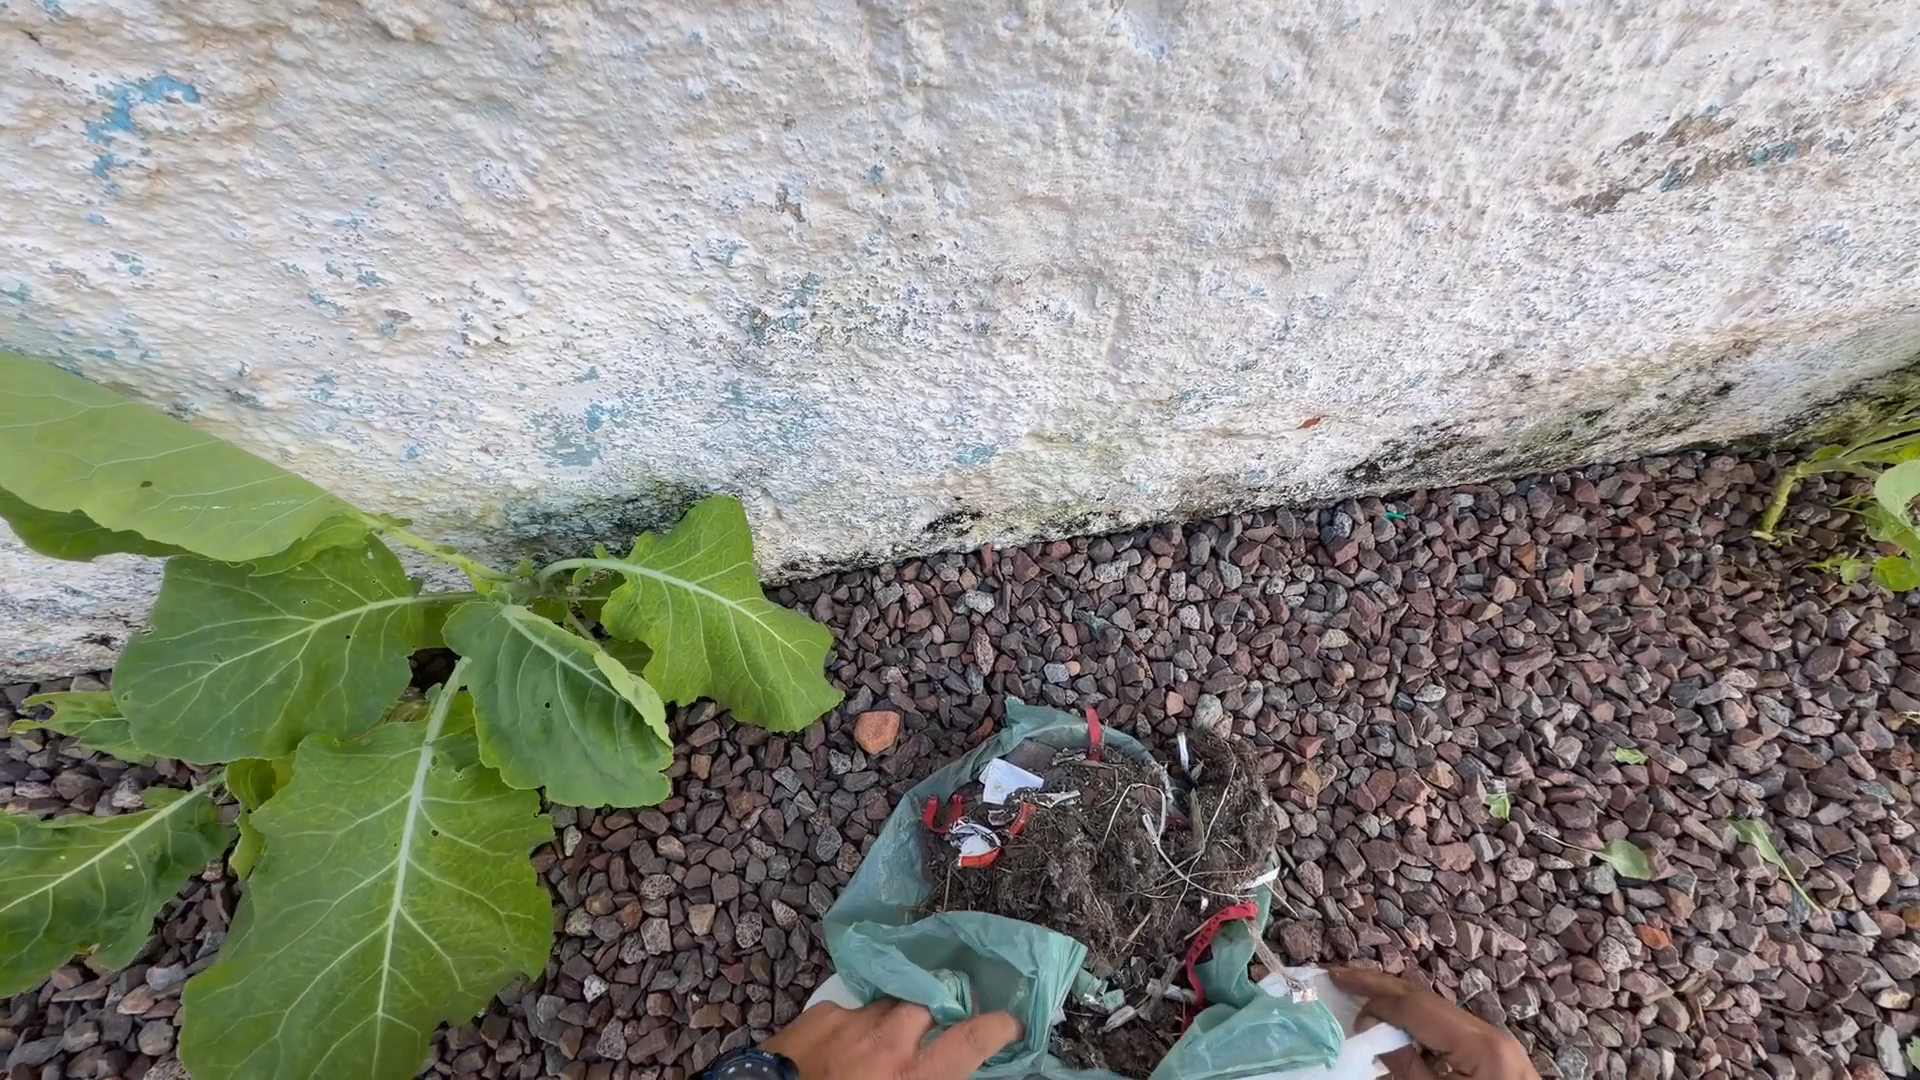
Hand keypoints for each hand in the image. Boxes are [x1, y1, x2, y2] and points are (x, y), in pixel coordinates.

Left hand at [763, 999, 1022, 1079]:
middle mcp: (888, 1040)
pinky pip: (851, 1010)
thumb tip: (942, 1071)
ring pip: (889, 1004)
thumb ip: (926, 1078)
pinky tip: (839, 1049)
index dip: (997, 1026)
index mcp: (910, 1076)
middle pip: (929, 1006)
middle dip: (934, 1015)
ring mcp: (853, 1019)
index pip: (969, 1041)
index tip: (1010, 1020)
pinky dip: (854, 1026)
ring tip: (878, 1046)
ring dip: (892, 1021)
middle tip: (929, 1034)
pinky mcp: (822, 1011)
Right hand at [1329, 968, 1539, 1079]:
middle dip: (1377, 983)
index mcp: (1479, 1045)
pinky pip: (1445, 1022)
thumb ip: (1405, 1066)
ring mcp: (1494, 1039)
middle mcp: (1488, 1032)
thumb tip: (1372, 1032)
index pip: (1413, 1007)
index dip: (1376, 1008)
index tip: (1352, 1025)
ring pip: (1433, 1004)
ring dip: (1393, 996)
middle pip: (1422, 995)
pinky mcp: (1493, 1051)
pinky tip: (1392, 1018)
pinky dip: (1414, 1015)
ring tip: (1357, 986)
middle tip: (1338, 974)